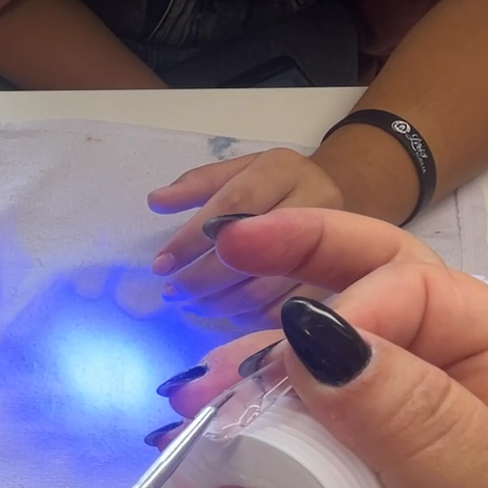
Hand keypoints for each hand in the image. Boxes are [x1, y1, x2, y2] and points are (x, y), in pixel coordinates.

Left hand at [147, 149, 344, 325]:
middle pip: (251, 252)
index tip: (161, 265)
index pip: (232, 205)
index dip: (192, 239)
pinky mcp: (331, 281)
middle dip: (201, 279)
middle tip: (172, 293)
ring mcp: (330, 245)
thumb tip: (156, 200)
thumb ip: (196, 185)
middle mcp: (314, 202)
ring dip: (219, 304)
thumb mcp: (236, 173)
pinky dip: (247, 318)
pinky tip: (225, 314)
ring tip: (191, 305)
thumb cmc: (269, 187)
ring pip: (265, 288)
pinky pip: (283, 310)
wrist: (328, 200)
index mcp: (282, 170)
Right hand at [160, 210, 487, 487]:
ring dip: (251, 366)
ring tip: (197, 392)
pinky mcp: (338, 484)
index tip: (295, 349)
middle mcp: (452, 396)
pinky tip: (202, 425)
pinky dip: (240, 424)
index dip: (357, 302)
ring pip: (311, 373)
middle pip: (366, 305)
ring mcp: (387, 442)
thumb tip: (317, 332)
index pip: (431, 296)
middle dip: (293, 275)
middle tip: (222, 249)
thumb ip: (420, 427)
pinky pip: (284, 435)